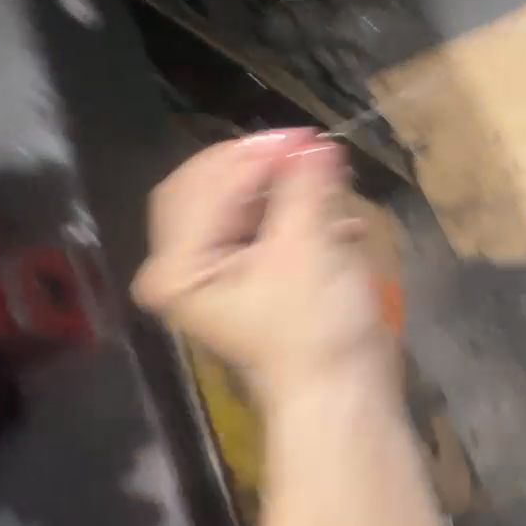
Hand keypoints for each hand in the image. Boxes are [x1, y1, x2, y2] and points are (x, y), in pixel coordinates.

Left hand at [132, 130, 393, 413]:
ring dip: (287, 191)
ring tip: (329, 178)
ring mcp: (225, 279)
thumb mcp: (310, 249)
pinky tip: (340, 220)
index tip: (306, 136)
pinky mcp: (263, 285)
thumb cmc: (317, 324)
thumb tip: (315, 144)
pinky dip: (302, 218)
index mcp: (181, 265)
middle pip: (214, 195)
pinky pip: (271, 235)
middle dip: (263, 168)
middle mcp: (189, 269)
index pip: (203, 188)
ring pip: (245, 213)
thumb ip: (306, 191)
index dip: (252, 156)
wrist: (344, 389)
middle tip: (311, 146)